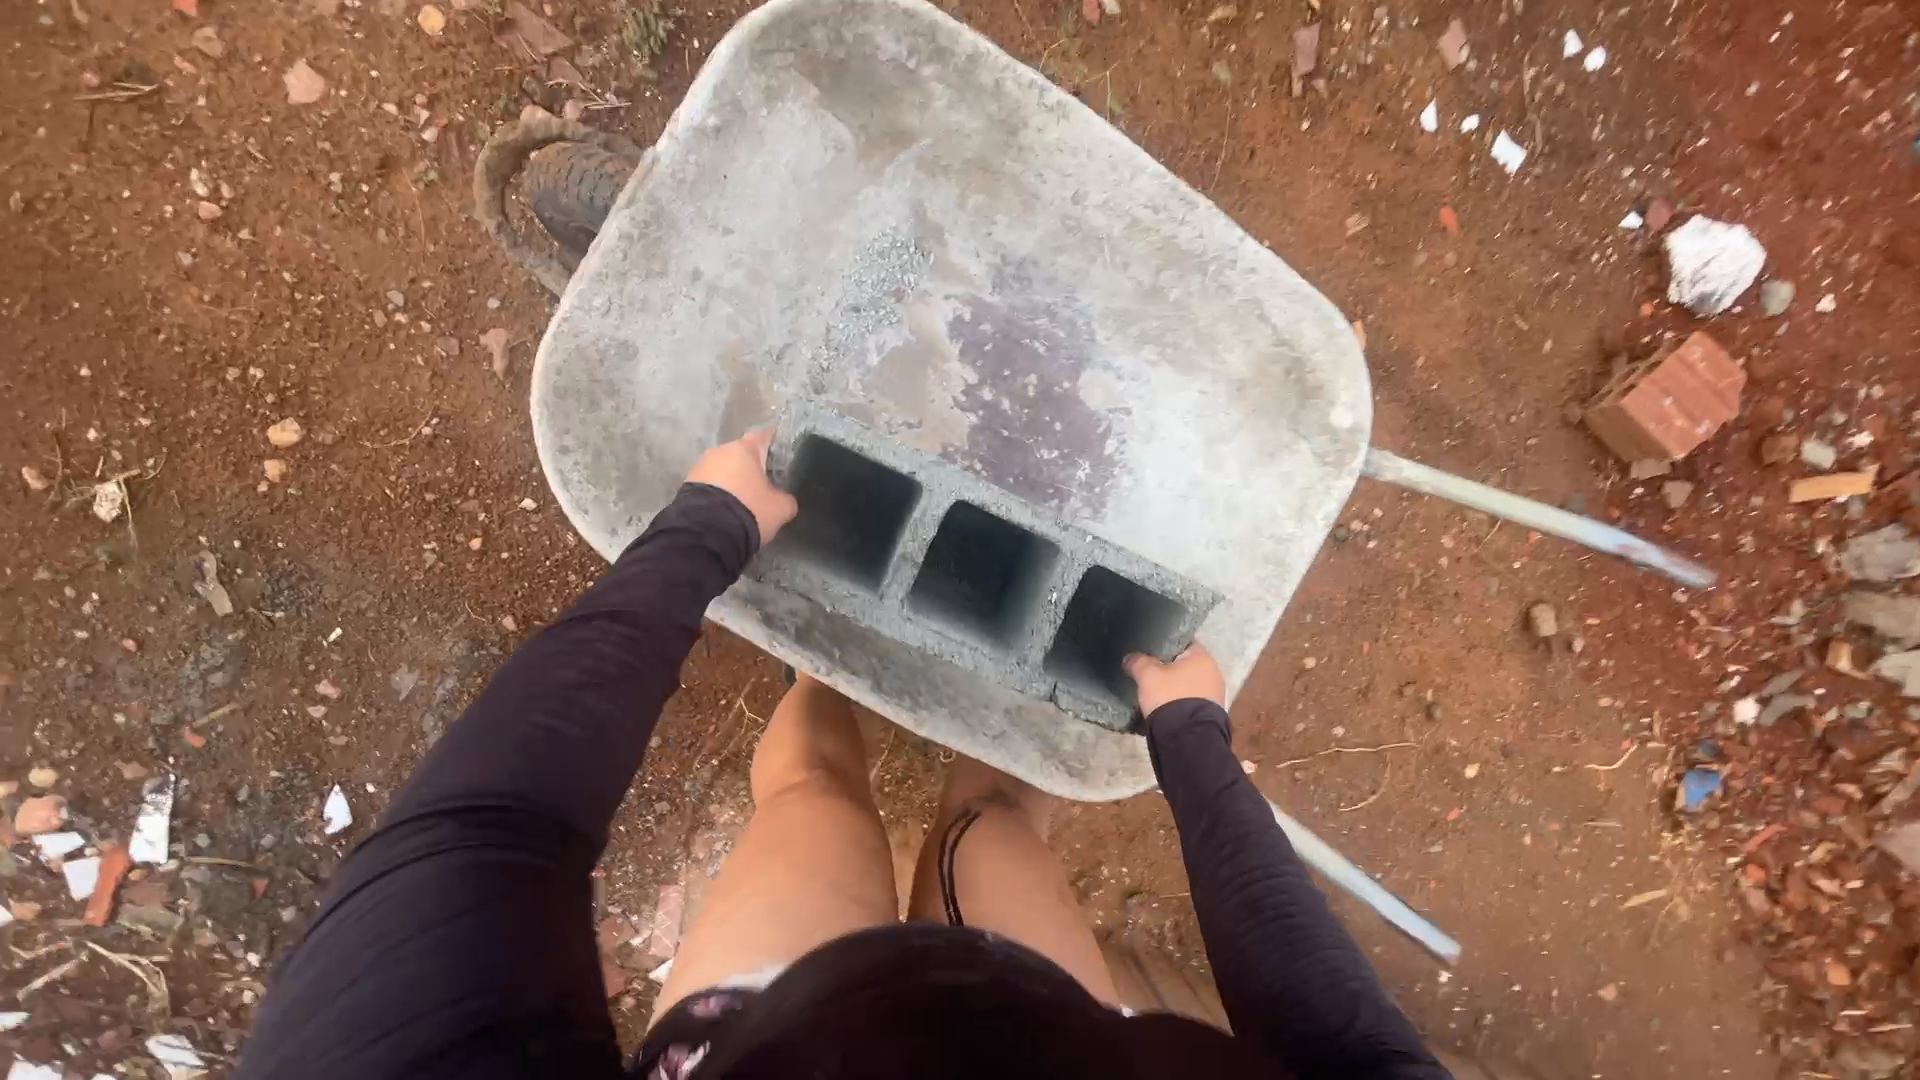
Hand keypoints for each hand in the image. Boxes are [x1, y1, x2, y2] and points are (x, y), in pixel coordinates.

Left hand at [686, 427, 798, 544]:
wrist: (706, 532)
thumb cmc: (749, 510)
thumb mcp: (780, 508)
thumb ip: (786, 498)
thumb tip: (784, 499)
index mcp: (744, 448)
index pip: (763, 435)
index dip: (774, 440)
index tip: (781, 448)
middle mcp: (720, 451)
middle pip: (741, 454)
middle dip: (751, 466)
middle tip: (764, 483)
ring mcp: (700, 467)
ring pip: (723, 469)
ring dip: (732, 481)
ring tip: (742, 500)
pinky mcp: (686, 485)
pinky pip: (710, 485)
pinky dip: (719, 493)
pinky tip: (725, 508)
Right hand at [1124, 644, 1224, 716]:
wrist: (1187, 737)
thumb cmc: (1170, 696)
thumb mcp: (1147, 675)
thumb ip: (1138, 661)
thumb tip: (1130, 658)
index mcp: (1203, 657)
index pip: (1183, 643)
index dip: (1165, 645)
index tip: (1149, 652)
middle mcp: (1214, 672)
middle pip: (1186, 664)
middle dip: (1170, 668)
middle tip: (1150, 673)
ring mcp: (1216, 695)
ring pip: (1189, 684)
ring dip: (1176, 687)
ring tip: (1156, 693)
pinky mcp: (1212, 714)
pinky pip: (1192, 701)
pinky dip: (1181, 702)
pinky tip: (1167, 708)